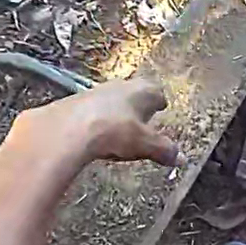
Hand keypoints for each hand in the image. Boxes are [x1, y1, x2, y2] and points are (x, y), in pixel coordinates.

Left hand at [19, 79, 180, 166]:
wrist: (64, 130)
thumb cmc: (113, 131)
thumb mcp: (144, 144)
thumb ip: (163, 150)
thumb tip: (181, 158)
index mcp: (140, 90)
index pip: (156, 92)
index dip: (158, 101)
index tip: (161, 106)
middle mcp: (117, 86)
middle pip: (132, 93)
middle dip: (137, 105)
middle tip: (142, 117)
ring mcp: (92, 93)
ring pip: (109, 100)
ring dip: (115, 112)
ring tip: (118, 128)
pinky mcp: (71, 105)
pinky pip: (90, 112)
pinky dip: (95, 121)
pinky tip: (94, 135)